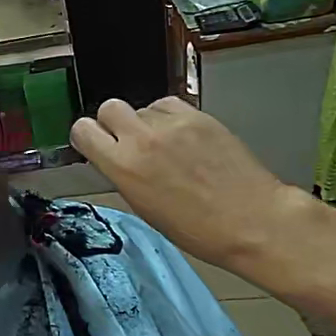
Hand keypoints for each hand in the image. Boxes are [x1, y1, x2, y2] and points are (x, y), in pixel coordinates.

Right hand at [70, 98, 317, 271]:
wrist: (252, 219)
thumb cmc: (199, 230)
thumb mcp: (145, 209)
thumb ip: (124, 175)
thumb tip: (116, 158)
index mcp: (124, 167)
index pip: (83, 130)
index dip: (87, 137)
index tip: (96, 145)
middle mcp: (144, 138)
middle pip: (109, 107)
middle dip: (113, 123)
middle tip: (129, 142)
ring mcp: (173, 123)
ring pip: (143, 107)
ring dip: (147, 123)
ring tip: (166, 146)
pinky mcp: (199, 115)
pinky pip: (170, 105)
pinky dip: (170, 118)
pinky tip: (183, 138)